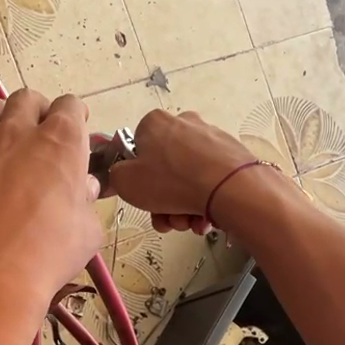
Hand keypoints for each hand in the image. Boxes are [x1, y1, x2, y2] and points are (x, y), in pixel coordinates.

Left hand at [0, 89, 103, 317]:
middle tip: (39, 134)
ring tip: (0, 133)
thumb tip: (83, 190)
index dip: (75, 119)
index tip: (75, 136)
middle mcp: (15, 134)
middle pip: (25, 100)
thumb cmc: (47, 257)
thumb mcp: (87, 234)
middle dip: (36, 111)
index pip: (70, 107)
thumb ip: (86, 204)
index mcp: (59, 142)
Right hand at [108, 109, 261, 233]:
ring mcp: (210, 138)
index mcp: (154, 123)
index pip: (136, 150)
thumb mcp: (125, 182)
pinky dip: (202, 202)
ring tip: (187, 222)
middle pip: (162, 170)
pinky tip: (203, 218)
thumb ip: (114, 176)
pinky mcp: (230, 155)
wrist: (229, 188)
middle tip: (167, 220)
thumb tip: (120, 175)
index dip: (136, 179)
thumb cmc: (170, 182)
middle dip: (162, 202)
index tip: (142, 197)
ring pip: (185, 180)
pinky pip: (207, 182)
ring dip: (181, 207)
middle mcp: (183, 123)